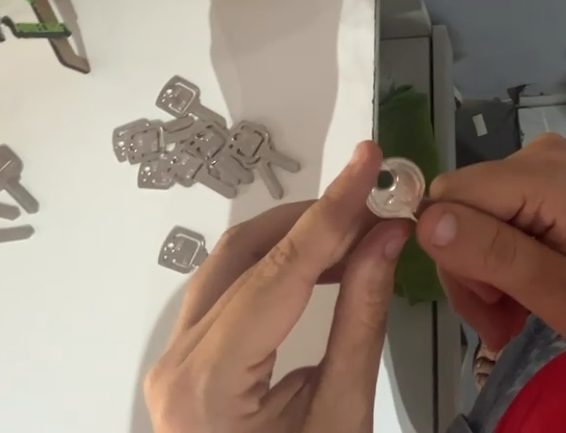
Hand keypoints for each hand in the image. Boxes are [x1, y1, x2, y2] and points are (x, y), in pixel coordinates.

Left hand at [144, 141, 410, 432]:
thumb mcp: (341, 415)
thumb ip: (363, 315)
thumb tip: (389, 233)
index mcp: (210, 380)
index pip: (283, 267)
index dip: (334, 206)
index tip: (371, 157)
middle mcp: (178, 358)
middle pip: (250, 251)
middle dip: (319, 218)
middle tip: (382, 207)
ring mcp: (176, 359)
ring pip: (236, 260)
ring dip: (301, 235)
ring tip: (364, 232)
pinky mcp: (188, 361)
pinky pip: (233, 286)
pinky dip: (284, 261)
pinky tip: (330, 263)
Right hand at [417, 133, 565, 365]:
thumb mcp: (563, 294)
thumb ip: (497, 254)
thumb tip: (428, 220)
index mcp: (546, 175)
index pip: (453, 196)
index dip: (453, 253)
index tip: (485, 305)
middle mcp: (538, 153)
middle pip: (461, 206)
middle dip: (470, 269)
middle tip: (499, 323)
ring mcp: (543, 163)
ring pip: (472, 215)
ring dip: (484, 271)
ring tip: (512, 318)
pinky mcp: (545, 179)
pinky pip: (495, 213)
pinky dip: (500, 256)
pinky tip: (521, 292)